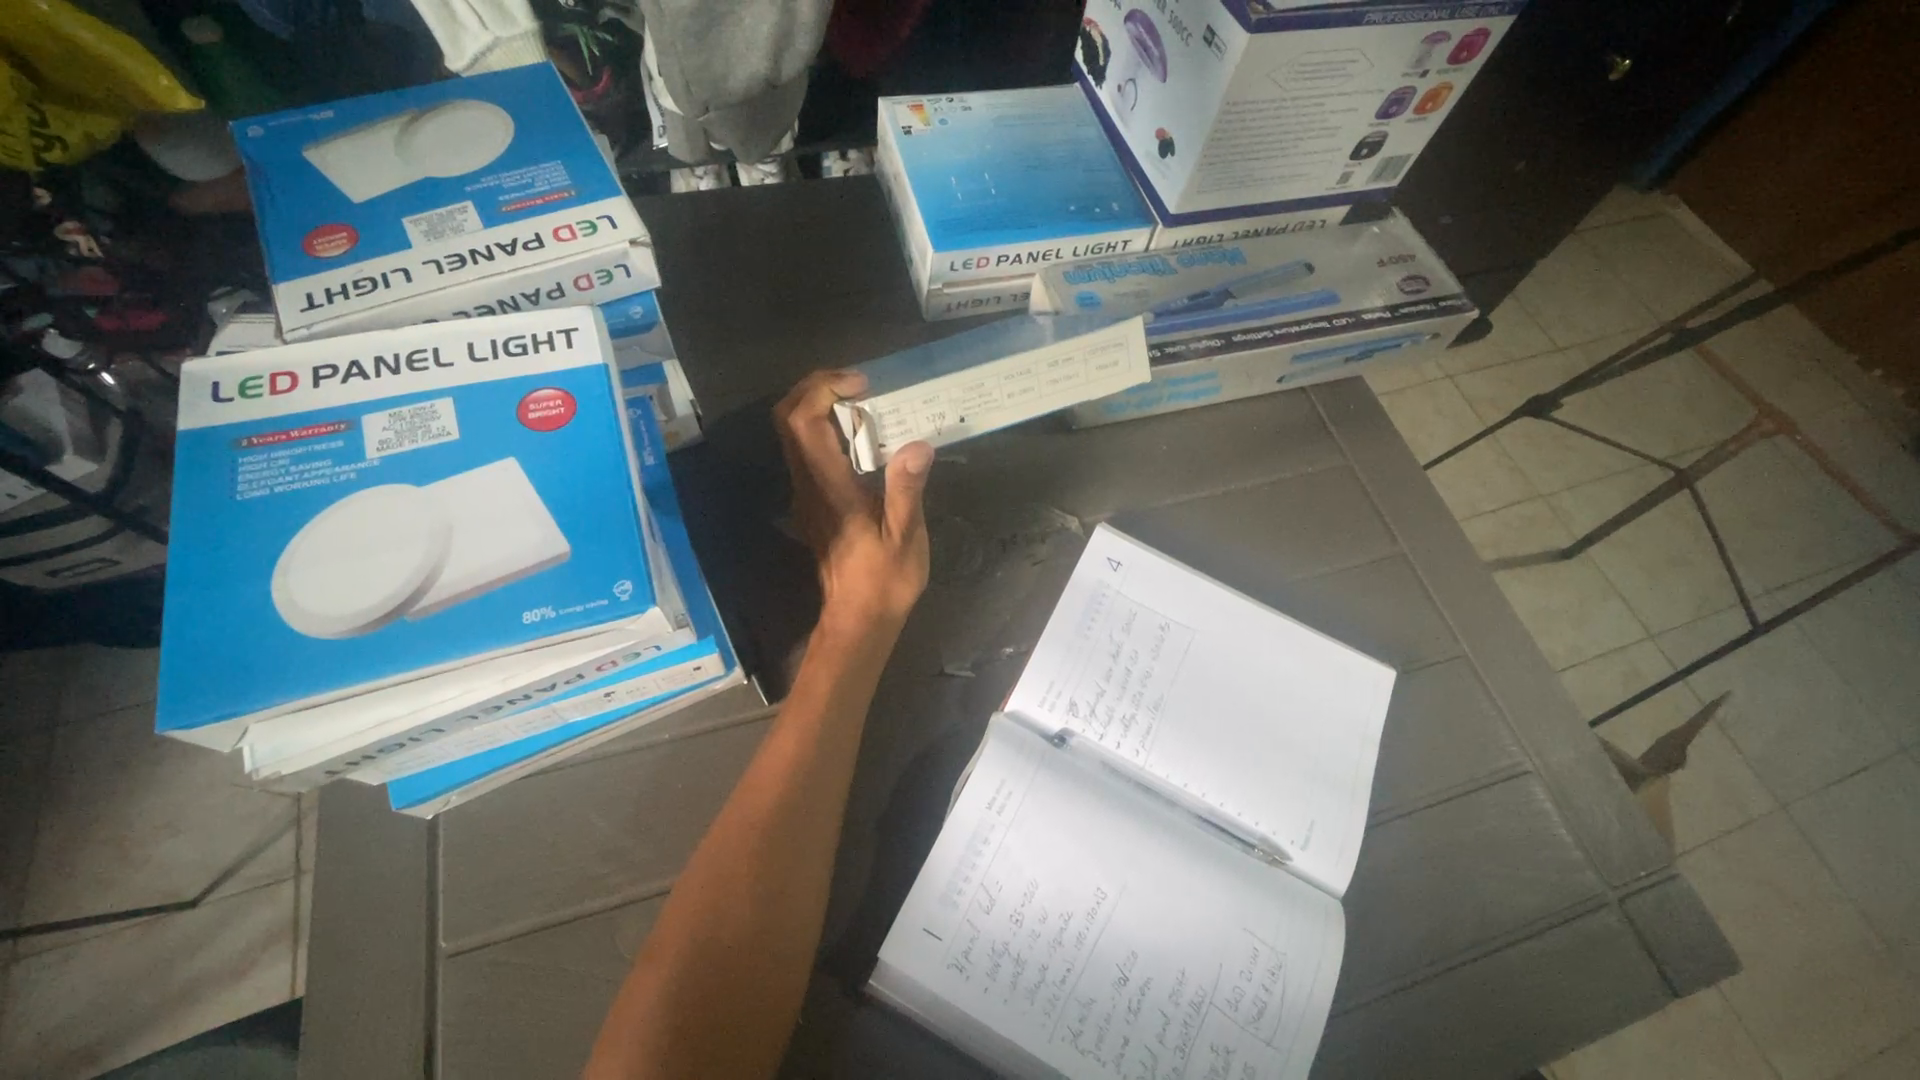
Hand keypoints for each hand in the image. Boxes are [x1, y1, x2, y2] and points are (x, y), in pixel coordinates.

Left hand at [774, 370, 933, 637]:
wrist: (859, 619)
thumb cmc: (885, 582)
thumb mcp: (906, 539)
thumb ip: (906, 491)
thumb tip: (917, 446)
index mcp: (829, 489)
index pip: (804, 422)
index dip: (824, 389)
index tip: (861, 386)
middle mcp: (807, 485)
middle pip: (788, 419)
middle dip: (816, 388)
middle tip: (859, 386)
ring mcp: (805, 493)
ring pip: (792, 434)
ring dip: (820, 407)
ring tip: (865, 405)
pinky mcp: (812, 502)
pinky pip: (806, 451)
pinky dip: (825, 429)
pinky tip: (863, 437)